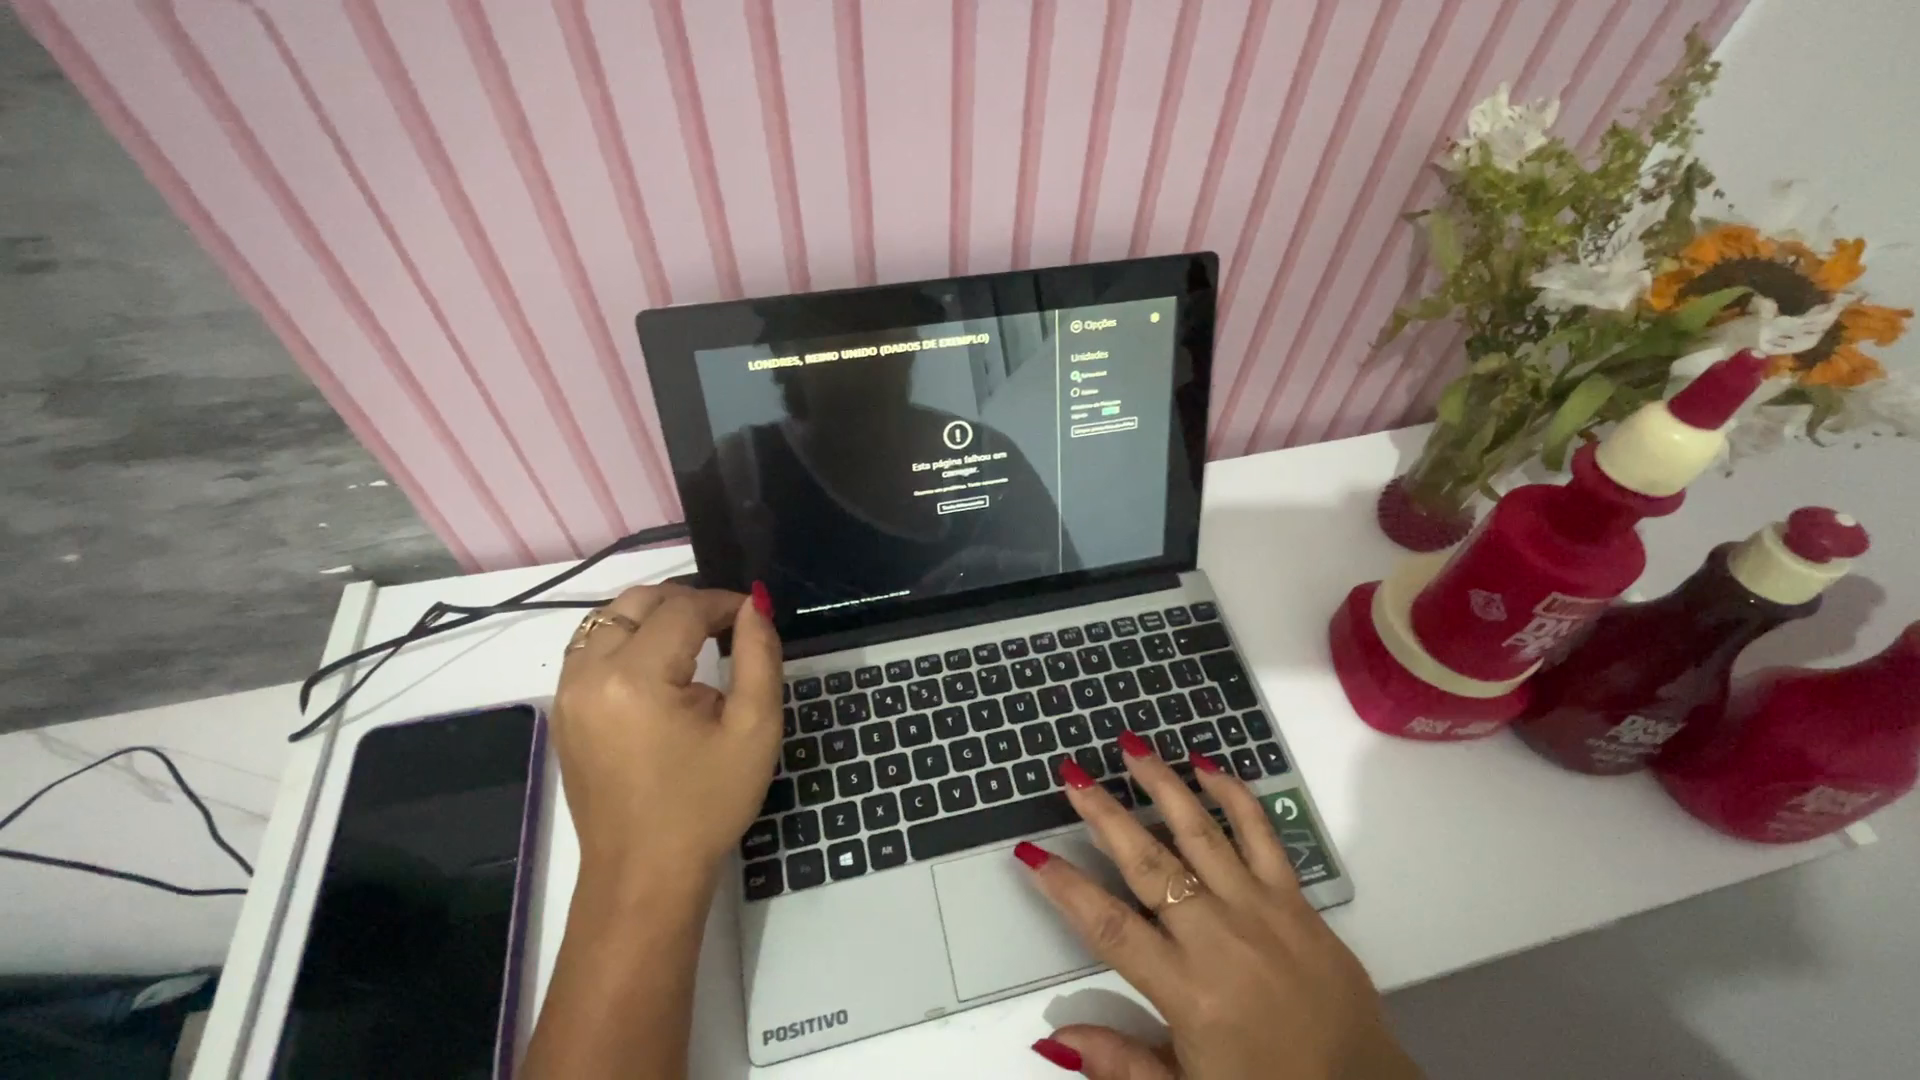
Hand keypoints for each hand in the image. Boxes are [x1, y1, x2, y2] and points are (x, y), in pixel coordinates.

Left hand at [550, 583, 782, 890]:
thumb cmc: (707, 804)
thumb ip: (759, 655)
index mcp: (635, 678)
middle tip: (728, 624)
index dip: (723, 602)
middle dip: (687, 601)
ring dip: (652, 615)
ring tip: (696, 638)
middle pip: (637, 602)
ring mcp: (568, 694)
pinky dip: (626, 638)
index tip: (753, 615)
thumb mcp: (753, 729)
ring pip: (607, 619)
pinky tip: (660, 664)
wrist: (645, 876)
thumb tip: (755, 604)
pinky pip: (591, 649)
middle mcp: (589, 675)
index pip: (682, 610)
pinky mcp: (564, 712)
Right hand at [1016, 738, 1418, 1079]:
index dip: (1067, 888)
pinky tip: (1207, 765)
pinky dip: (1234, 796)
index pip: (1110, 926)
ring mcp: (1261, 910)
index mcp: (1188, 990)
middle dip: (1104, 815)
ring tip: (1132, 747)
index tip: (1031, 854)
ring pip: (1201, 832)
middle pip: (1149, 862)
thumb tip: (1051, 1035)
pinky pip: (1262, 835)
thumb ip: (1121, 1062)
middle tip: (1072, 774)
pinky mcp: (1296, 899)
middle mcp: (1219, 938)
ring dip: (1163, 785)